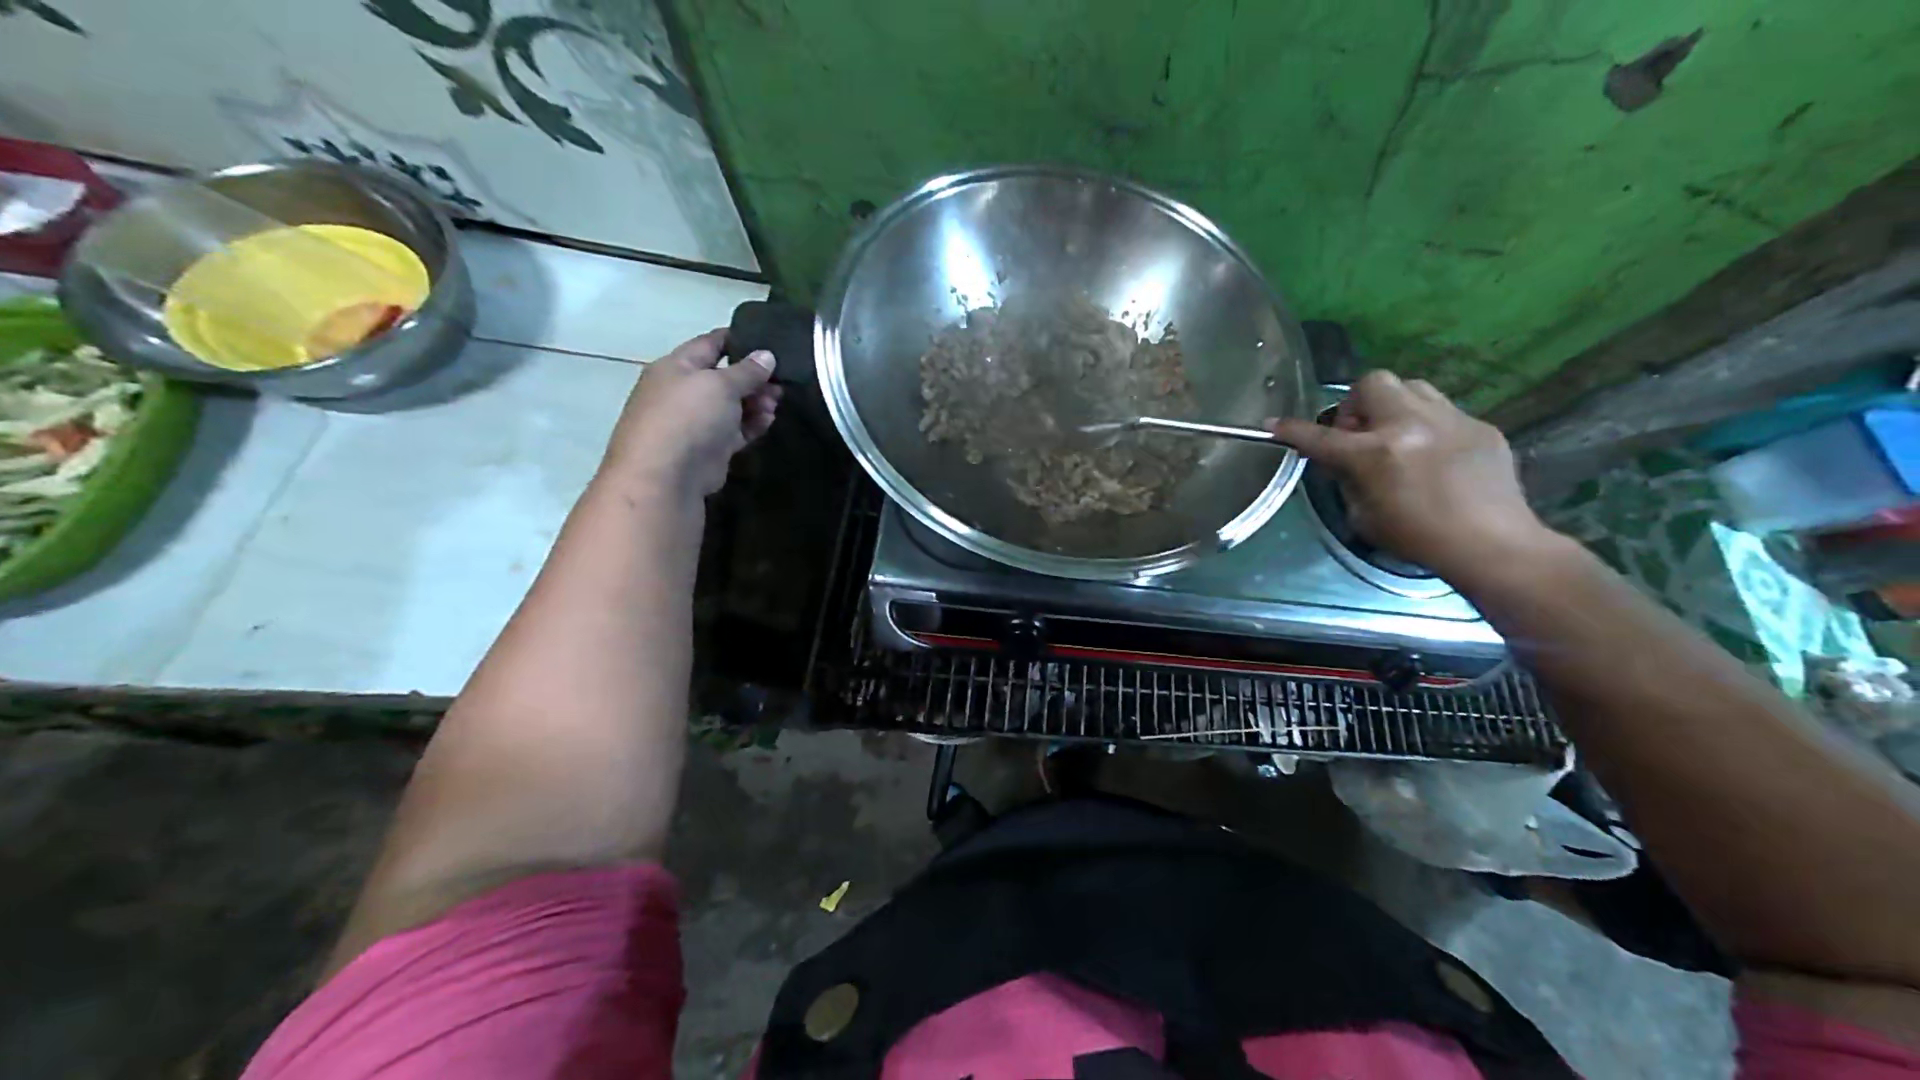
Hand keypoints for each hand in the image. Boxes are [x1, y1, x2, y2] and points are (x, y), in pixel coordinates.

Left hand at [603, 329, 781, 497]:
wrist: (665, 476)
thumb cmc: (688, 417)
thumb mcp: (721, 384)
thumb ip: (747, 371)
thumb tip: (767, 355)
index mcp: (676, 366)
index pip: (710, 343)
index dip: (738, 339)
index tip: (769, 341)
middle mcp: (684, 391)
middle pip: (724, 377)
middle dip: (754, 378)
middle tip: (781, 382)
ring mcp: (695, 422)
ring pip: (732, 406)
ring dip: (756, 402)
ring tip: (776, 403)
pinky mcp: (708, 449)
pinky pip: (735, 430)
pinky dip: (752, 424)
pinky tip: (768, 421)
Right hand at [1267, 371, 1552, 582]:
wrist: (1491, 544)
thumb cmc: (1417, 538)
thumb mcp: (1362, 514)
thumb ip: (1347, 478)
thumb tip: (1341, 459)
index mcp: (1375, 453)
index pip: (1320, 436)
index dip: (1293, 430)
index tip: (1274, 423)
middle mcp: (1411, 425)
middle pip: (1372, 383)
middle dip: (1356, 404)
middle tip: (1358, 433)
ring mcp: (1450, 420)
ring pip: (1412, 386)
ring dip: (1394, 406)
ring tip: (1396, 435)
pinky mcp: (1480, 426)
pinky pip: (1444, 412)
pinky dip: (1428, 426)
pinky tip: (1434, 455)